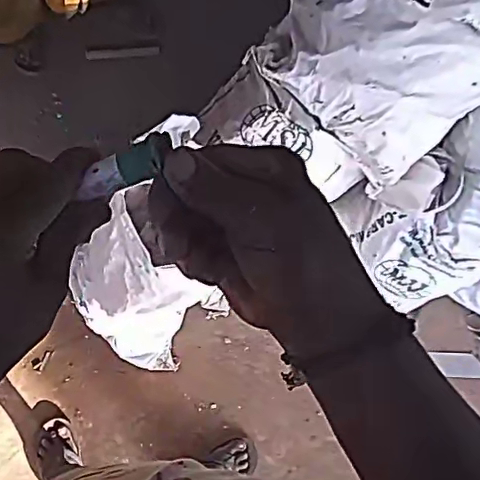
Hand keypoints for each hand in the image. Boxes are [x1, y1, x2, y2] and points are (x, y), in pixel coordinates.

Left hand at [0, 147, 104, 379]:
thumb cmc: (7, 328)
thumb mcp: (50, 284)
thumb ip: (69, 233)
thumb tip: (93, 199)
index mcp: (2, 229)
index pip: (48, 180)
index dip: (79, 168)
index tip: (97, 165)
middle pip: (16, 163)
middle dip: (47, 173)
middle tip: (68, 199)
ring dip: (18, 172)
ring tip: (36, 204)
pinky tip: (12, 214)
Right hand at [147, 145, 393, 358]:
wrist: (313, 317)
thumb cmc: (305, 264)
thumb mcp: (259, 217)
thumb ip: (213, 189)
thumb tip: (175, 161)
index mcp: (263, 169)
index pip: (200, 161)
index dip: (175, 183)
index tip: (166, 208)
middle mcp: (244, 191)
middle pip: (184, 191)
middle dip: (175, 219)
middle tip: (177, 242)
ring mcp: (231, 224)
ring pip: (181, 222)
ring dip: (181, 244)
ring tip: (198, 261)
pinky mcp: (221, 252)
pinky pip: (187, 248)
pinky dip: (190, 262)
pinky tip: (207, 272)